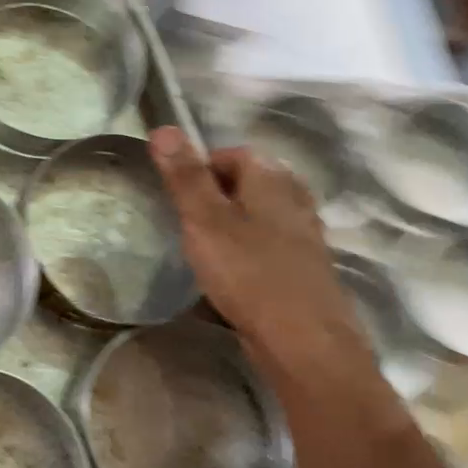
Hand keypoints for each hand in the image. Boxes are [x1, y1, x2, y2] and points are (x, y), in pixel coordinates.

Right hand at [148, 126, 371, 376]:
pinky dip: (244, 251)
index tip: (174, 197)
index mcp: (272, 178)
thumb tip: (164, 127)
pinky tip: (227, 274)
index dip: (198, 169)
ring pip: (255, 214)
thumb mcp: (204, 220)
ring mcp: (303, 233)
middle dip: (212, 197)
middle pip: (245, 183)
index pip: (230, 154)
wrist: (303, 340)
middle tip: (183, 224)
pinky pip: (265, 243)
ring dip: (228, 225)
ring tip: (200, 250)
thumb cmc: (248, 273)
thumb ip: (184, 176)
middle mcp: (294, 197)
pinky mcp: (303, 265)